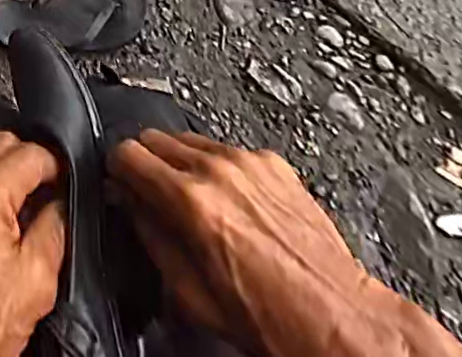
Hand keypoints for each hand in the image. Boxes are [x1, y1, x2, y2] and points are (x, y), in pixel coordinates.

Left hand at [0, 131, 65, 356]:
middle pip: (6, 142)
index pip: (34, 152)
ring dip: (10, 169)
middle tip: (55, 191)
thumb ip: (56, 224)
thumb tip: (64, 199)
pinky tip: (4, 215)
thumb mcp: (38, 277)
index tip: (71, 181)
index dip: (60, 165)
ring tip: (31, 206)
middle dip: (34, 160)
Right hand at [110, 130, 461, 356]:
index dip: (117, 170)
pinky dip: (216, 166)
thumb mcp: (192, 295)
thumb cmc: (276, 321)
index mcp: (191, 202)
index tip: (121, 184)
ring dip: (179, 162)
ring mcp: (248, 161)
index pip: (127, 152)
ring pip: (186, 138)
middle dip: (146, 163)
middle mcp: (218, 170)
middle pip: (152, 137)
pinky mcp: (272, 162)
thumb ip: (150, 236)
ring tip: (193, 201)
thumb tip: (128, 204)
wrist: (344, 325)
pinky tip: (229, 200)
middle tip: (152, 194)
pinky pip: (224, 149)